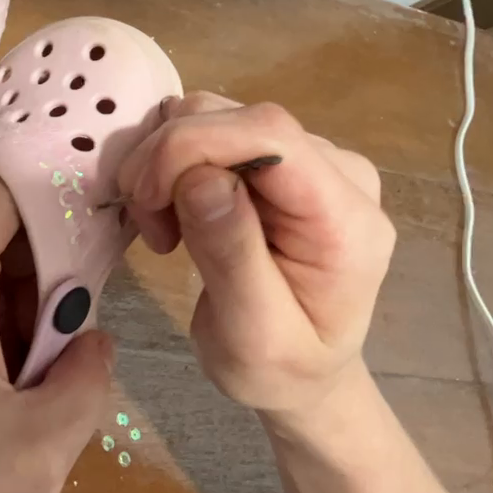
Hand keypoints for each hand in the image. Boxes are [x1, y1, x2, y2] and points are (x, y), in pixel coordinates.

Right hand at [117, 93, 393, 424]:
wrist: (301, 377)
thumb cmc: (279, 369)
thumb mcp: (253, 336)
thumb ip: (233, 256)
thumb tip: (201, 177)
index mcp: (346, 217)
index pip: (268, 132)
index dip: (192, 145)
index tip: (145, 197)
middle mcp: (336, 169)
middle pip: (230, 118)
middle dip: (166, 161)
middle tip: (149, 227)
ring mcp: (305, 157)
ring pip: (208, 115)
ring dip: (162, 165)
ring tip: (162, 227)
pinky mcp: (271, 156)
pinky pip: (203, 129)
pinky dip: (168, 163)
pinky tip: (171, 209)